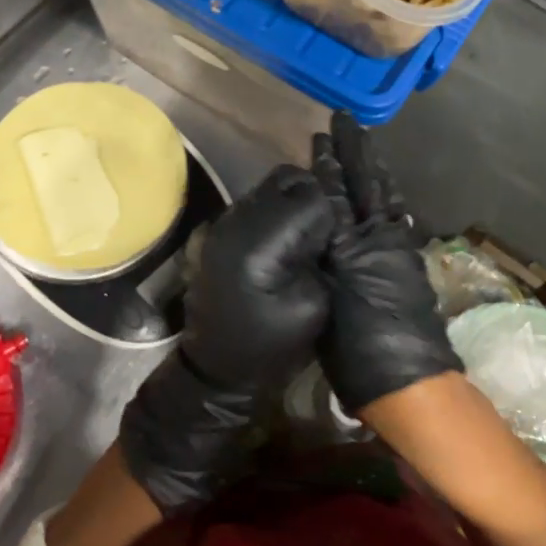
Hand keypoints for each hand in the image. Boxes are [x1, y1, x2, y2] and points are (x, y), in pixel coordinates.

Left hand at [183, 164, 336, 388]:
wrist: (213, 367)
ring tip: (298, 237)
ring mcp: (219, 222)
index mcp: (260, 242)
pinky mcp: (213, 229)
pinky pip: (250, 204)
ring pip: (267, 187)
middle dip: (310, 198)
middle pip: (286, 179)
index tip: (332, 239)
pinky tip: (274, 243)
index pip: (309, 196)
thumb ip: (325, 257)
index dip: (329, 214)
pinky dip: (268, 214)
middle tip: (320, 231)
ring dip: (288, 204)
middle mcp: (235, 221)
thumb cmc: (269, 345)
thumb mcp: (315, 307)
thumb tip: (331, 225)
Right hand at [312, 112, 460, 411]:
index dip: (325, 165)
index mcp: (351, 244)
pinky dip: (389, 196)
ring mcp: (399, 248)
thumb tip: (309, 231)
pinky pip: (395, 215)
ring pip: (384, 195)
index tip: (319, 138)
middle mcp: (377, 237)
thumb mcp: (322, 301)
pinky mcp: (410, 263)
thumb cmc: (354, 349)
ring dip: (374, 169)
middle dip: (353, 151)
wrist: (407, 380)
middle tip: (344, 122)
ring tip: (365, 147)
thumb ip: (317, 260)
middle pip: (364, 183)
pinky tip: (386, 193)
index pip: (332, 193)